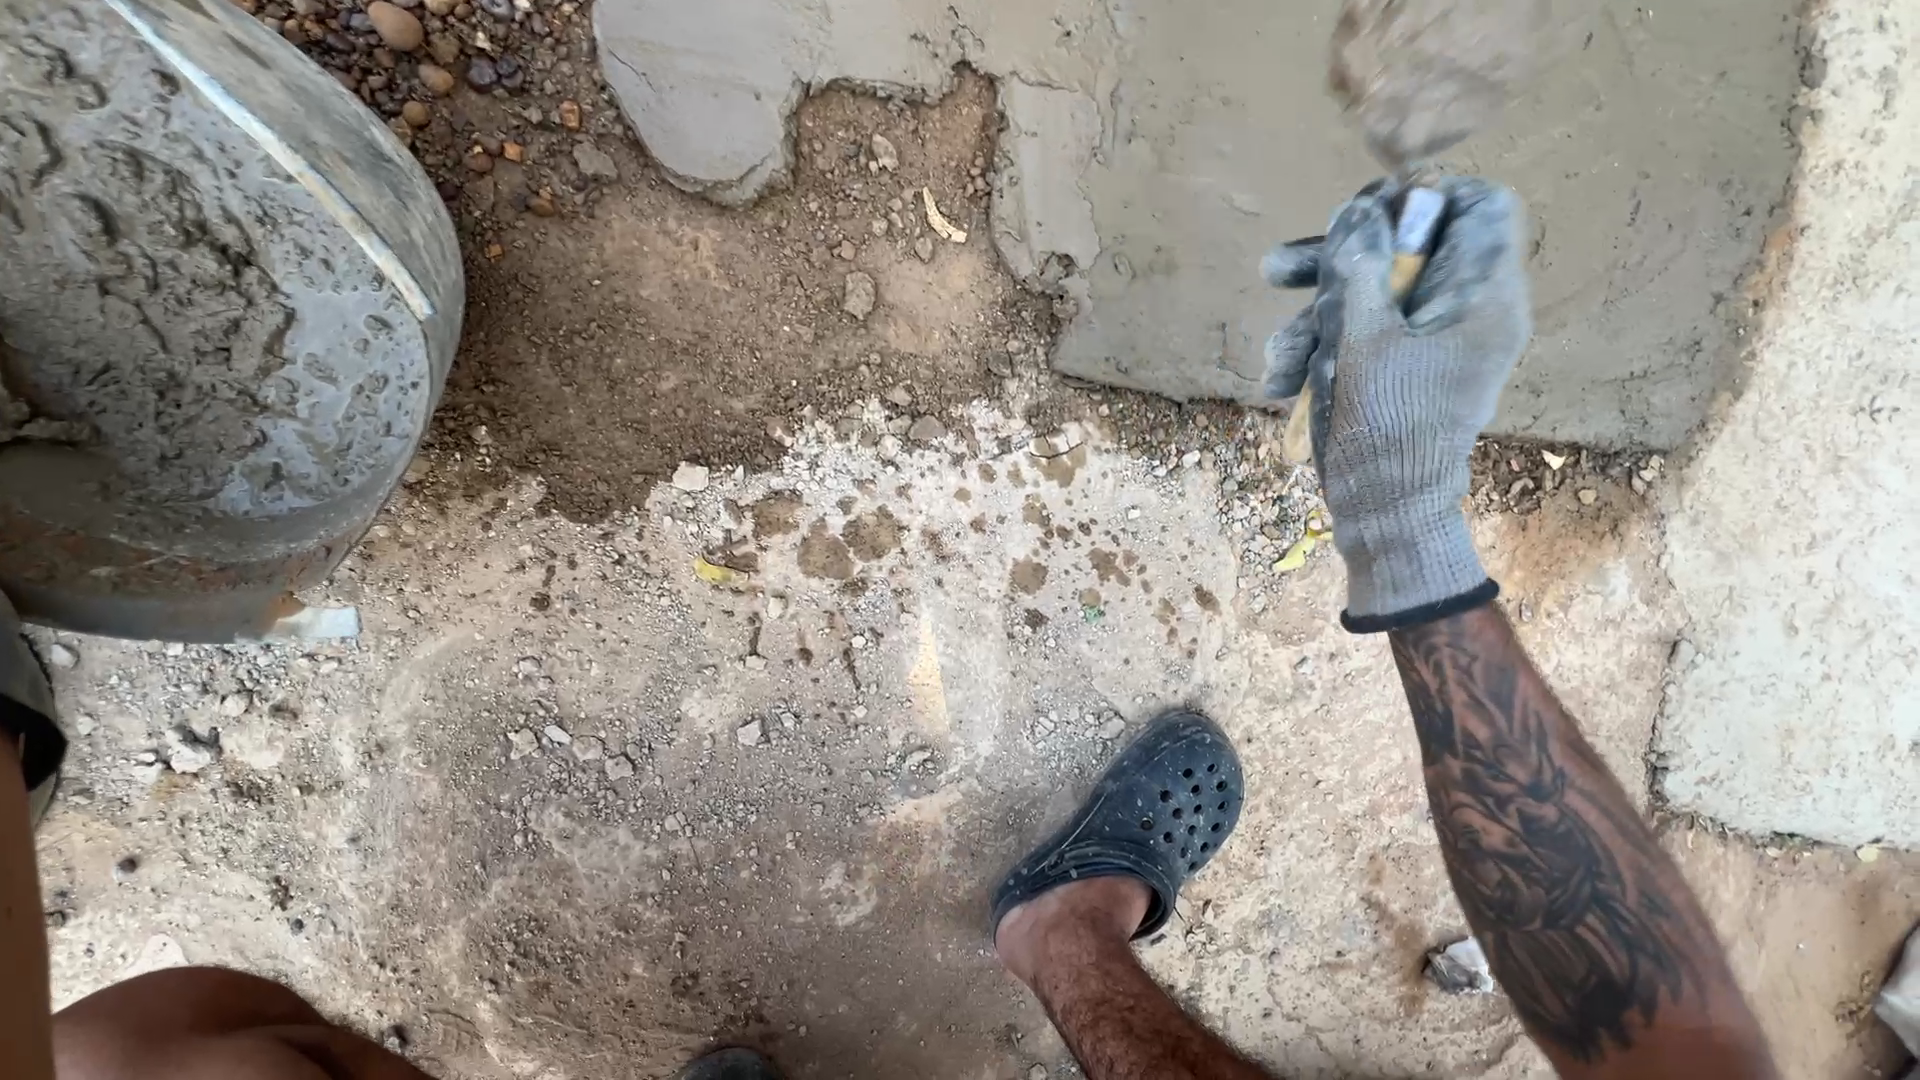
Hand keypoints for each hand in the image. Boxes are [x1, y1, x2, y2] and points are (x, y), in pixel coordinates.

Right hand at [1263, 177, 1531, 630]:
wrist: (1385, 511)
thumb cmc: (1388, 429)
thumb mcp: (1364, 343)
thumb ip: (1361, 271)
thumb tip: (1359, 211)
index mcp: (1480, 298)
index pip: (1478, 210)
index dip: (1421, 200)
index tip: (1363, 213)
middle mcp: (1460, 313)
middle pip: (1404, 253)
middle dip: (1334, 264)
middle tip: (1276, 269)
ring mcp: (1425, 345)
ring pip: (1367, 299)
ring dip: (1310, 321)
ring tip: (1273, 358)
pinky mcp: (1394, 371)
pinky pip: (1356, 338)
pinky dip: (1316, 353)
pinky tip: (1280, 383)